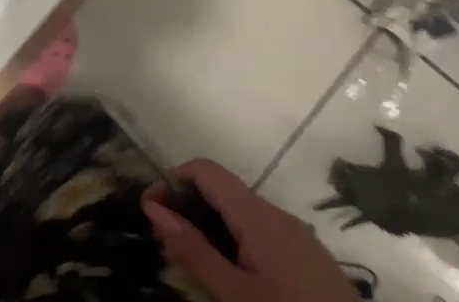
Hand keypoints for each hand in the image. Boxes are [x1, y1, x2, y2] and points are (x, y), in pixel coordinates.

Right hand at [143, 159, 360, 301]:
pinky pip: (261, 233)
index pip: (204, 169)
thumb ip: (194, 250)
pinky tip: (231, 276)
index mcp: (258, 216)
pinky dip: (234, 241)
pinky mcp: (308, 258)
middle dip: (187, 207)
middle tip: (166, 246)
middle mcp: (278, 215)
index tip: (150, 213)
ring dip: (209, 226)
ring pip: (240, 213)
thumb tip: (153, 208)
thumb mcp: (235, 295)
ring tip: (193, 265)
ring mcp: (297, 236)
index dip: (171, 180)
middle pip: (221, 189)